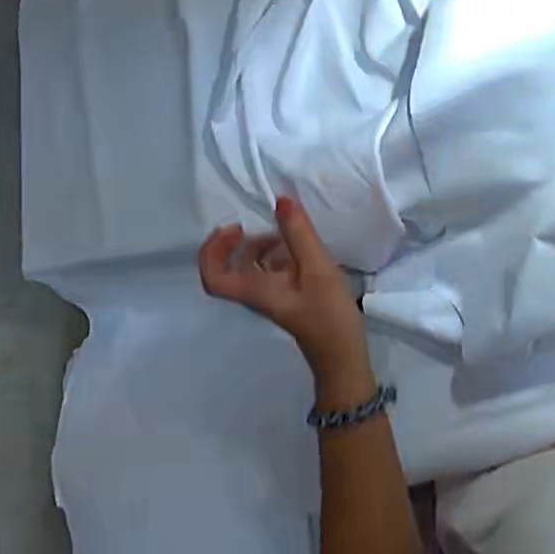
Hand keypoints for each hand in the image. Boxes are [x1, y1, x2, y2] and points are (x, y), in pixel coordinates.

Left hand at [199, 196, 366, 368]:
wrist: (343, 354)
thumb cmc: (327, 313)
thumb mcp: (316, 268)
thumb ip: (298, 233)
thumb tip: (280, 199)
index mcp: (254, 290)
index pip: (214, 277)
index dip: (211, 251)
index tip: (232, 229)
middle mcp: (257, 294)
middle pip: (228, 269)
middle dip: (234, 244)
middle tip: (250, 225)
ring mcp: (273, 297)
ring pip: (250, 269)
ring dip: (259, 247)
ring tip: (284, 232)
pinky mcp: (289, 298)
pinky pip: (271, 273)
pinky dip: (277, 256)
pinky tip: (300, 248)